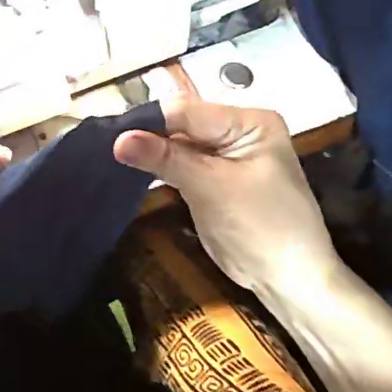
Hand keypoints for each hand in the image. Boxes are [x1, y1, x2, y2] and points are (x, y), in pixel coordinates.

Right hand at [112, 99, 340, 291]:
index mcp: (249, 121)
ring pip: (174, 144)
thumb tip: (117, 139)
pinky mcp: (210, 177)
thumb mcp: (211, 187)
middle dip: (145, 135)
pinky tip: (128, 168)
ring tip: (109, 155)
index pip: (186, 111)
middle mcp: (236, 130)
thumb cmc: (261, 227)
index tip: (108, 135)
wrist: (289, 281)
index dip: (147, 121)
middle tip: (103, 145)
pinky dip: (156, 167)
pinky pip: (177, 163)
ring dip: (147, 152)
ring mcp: (223, 155)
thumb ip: (164, 158)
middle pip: (178, 124)